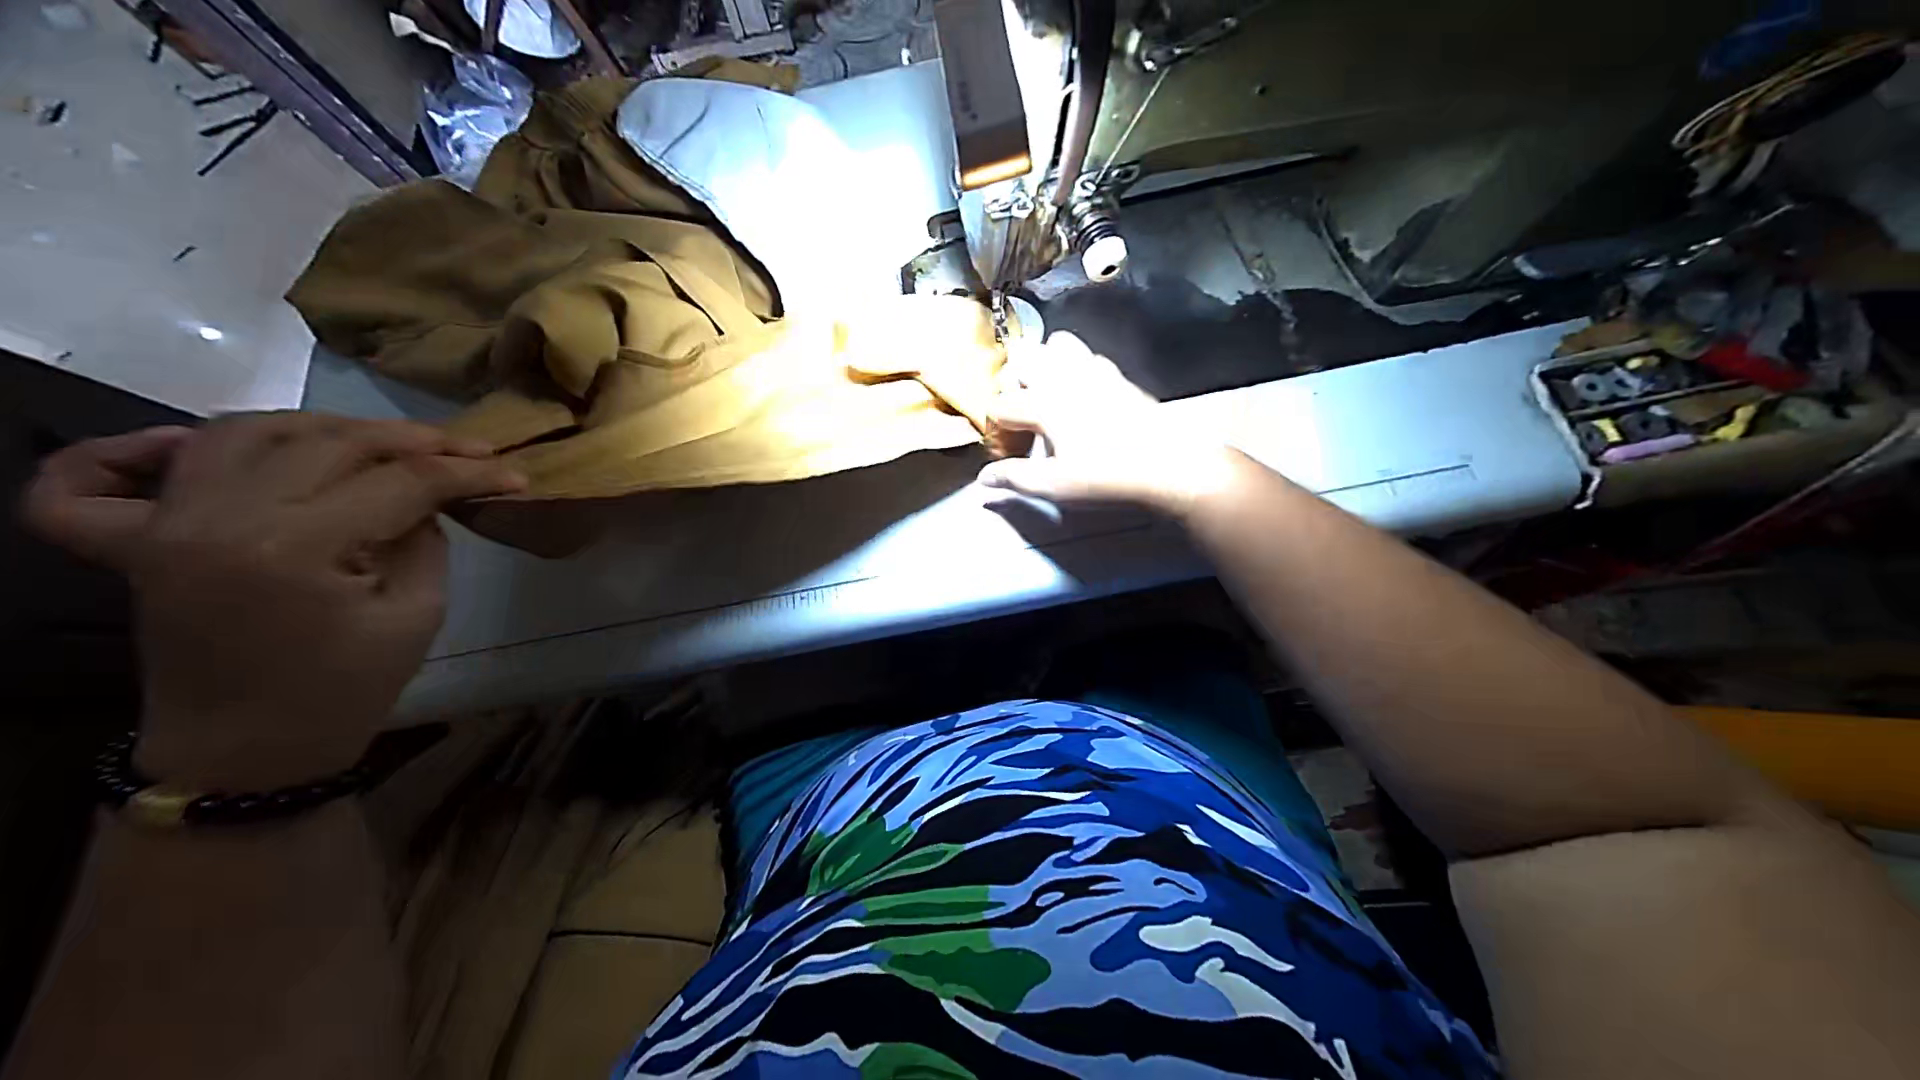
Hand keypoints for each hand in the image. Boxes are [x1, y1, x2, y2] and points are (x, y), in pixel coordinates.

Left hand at [25, 414, 524, 789]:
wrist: (245, 752)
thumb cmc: (345, 691)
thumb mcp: (417, 614)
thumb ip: (424, 539)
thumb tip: (426, 495)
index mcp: (294, 548)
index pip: (399, 482)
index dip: (467, 474)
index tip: (514, 475)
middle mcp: (217, 518)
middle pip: (329, 443)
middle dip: (413, 439)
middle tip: (467, 450)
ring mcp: (164, 524)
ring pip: (243, 432)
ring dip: (323, 426)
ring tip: (380, 441)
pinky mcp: (135, 541)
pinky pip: (94, 477)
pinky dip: (136, 448)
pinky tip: (191, 444)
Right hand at [978, 332, 1236, 517]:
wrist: (1170, 466)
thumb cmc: (1107, 477)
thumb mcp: (1054, 486)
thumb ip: (1014, 479)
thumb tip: (983, 481)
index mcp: (1043, 403)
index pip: (1000, 405)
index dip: (994, 429)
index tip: (1003, 451)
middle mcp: (1064, 377)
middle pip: (1022, 360)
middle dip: (1012, 383)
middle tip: (1019, 414)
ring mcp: (1094, 370)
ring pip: (1056, 345)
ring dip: (1044, 364)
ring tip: (1046, 394)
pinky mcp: (1118, 375)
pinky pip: (1087, 356)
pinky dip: (1074, 366)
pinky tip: (1080, 394)